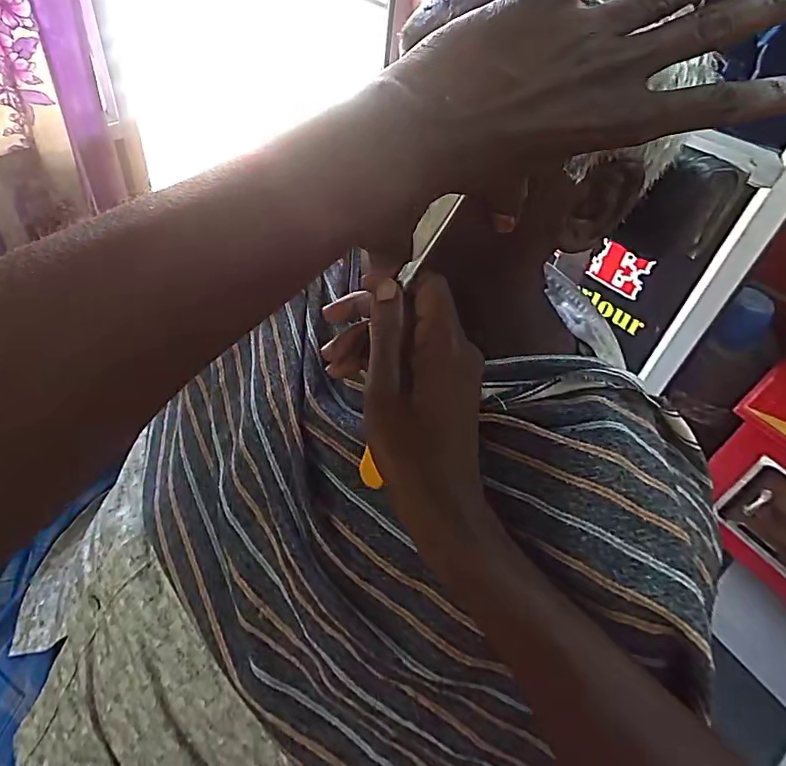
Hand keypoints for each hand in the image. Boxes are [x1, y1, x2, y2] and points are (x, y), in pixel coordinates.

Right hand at [323, 272, 492, 543]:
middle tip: (327, 326)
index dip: (389, 282)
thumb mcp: (384, 388)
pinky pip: (417, 354)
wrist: (442, 504)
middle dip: (369, 314)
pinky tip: (350, 374)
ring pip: (410, 332)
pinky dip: (385, 358)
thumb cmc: (407, 450)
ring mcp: (456, 367)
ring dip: (370, 340)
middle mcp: (458, 347)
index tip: (352, 297)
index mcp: (444, 344)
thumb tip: (386, 283)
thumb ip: (385, 333)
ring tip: (331, 364)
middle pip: (413, 307)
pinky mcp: (449, 383)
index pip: (427, 283)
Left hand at [355, 0, 785, 258]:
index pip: (700, 108)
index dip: (755, 97)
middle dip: (765, 13)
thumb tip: (521, 226)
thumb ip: (529, 188)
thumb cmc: (464, 165)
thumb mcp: (512, 182)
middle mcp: (610, 76)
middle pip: (703, 38)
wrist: (420, 135)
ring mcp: (580, 34)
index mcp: (609, 124)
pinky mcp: (543, 0)